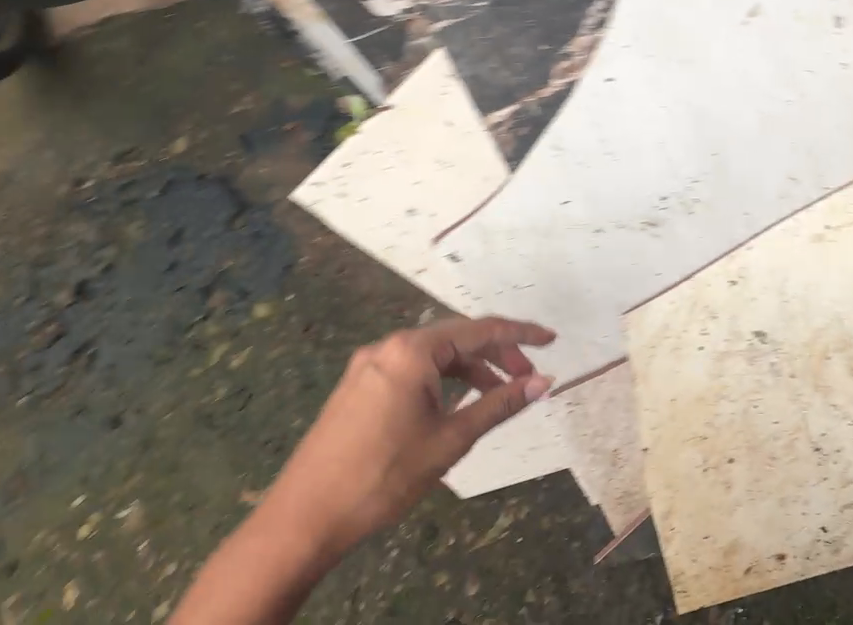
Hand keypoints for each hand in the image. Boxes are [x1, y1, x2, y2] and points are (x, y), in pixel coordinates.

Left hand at [263, 315, 554, 558]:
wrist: (301, 522)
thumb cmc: (384, 475)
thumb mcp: (452, 439)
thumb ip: (500, 404)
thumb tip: (544, 382)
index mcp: (412, 352)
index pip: (480, 331)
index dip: (521, 334)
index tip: (551, 340)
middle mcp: (388, 348)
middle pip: (457, 337)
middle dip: (498, 352)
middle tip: (528, 376)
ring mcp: (367, 368)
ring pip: (435, 354)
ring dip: (471, 368)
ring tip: (498, 393)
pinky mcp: (356, 389)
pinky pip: (413, 369)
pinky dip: (443, 379)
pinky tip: (457, 403)